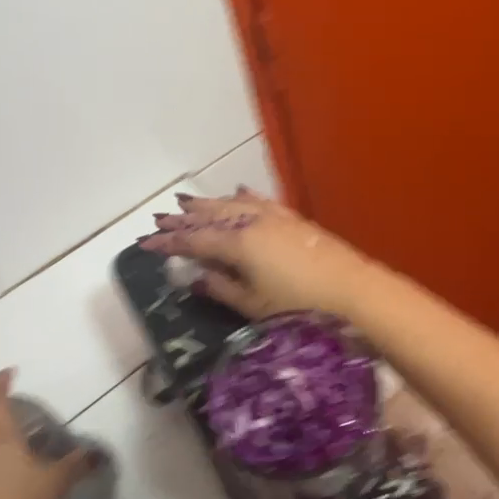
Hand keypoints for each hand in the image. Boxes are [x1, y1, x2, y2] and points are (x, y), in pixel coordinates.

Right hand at [137, 188, 389, 319]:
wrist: (353, 292)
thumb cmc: (301, 307)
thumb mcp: (254, 305)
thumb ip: (222, 288)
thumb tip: (196, 277)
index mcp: (239, 243)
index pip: (195, 240)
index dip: (169, 242)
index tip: (145, 243)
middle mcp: (253, 222)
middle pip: (211, 216)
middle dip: (184, 217)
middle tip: (160, 218)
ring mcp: (276, 218)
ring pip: (234, 204)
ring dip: (209, 203)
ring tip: (188, 202)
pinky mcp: (294, 220)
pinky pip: (260, 201)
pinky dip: (243, 197)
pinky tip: (238, 192)